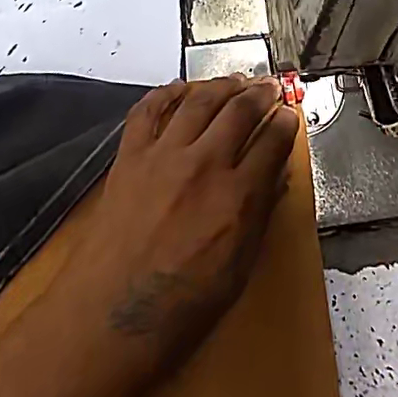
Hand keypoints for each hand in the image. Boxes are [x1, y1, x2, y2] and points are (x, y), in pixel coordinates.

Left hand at [0, 77, 298, 396]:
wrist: (107, 317)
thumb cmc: (179, 308)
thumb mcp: (238, 268)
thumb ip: (259, 214)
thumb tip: (276, 176)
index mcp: (236, 198)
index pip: (272, 142)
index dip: (286, 123)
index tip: (290, 114)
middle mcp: (202, 166)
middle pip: (240, 110)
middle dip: (262, 93)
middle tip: (272, 86)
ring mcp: (163, 155)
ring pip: (200, 100)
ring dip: (223, 84)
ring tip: (237, 79)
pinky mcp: (130, 155)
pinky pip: (149, 109)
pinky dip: (168, 92)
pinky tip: (182, 87)